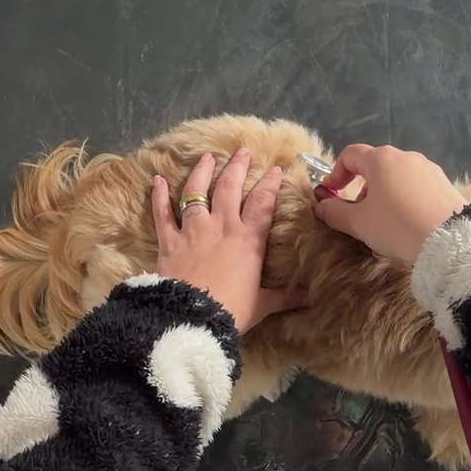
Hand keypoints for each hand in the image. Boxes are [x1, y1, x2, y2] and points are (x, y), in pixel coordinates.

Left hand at [152, 148, 306, 332]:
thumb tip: (312, 298)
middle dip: (238, 167)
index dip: (270, 184)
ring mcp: (193, 230)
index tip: (277, 169)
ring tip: (208, 157)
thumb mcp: (263, 304)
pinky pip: (162, 213)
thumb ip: (286, 296)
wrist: (192, 318)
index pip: (263, 203)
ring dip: (202, 172)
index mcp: (248, 240)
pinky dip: (159, 196)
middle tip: (243, 152)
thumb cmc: (231, 311)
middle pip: (230, 187)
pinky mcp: (169, 240)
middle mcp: (221, 226)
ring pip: (197, 191)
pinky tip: (158, 180)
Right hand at [310, 143, 467, 262]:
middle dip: (361, 189)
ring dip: (383, 196)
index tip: (331, 195)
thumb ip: (335, 213)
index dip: (336, 174)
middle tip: (359, 215)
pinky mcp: (444, 183)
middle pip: (375, 167)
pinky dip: (404, 200)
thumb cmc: (396, 226)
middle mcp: (405, 156)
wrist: (449, 239)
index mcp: (381, 159)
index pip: (350, 155)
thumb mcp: (359, 223)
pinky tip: (407, 225)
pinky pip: (415, 187)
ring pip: (396, 178)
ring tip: (384, 224)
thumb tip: (321, 206)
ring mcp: (428, 168)